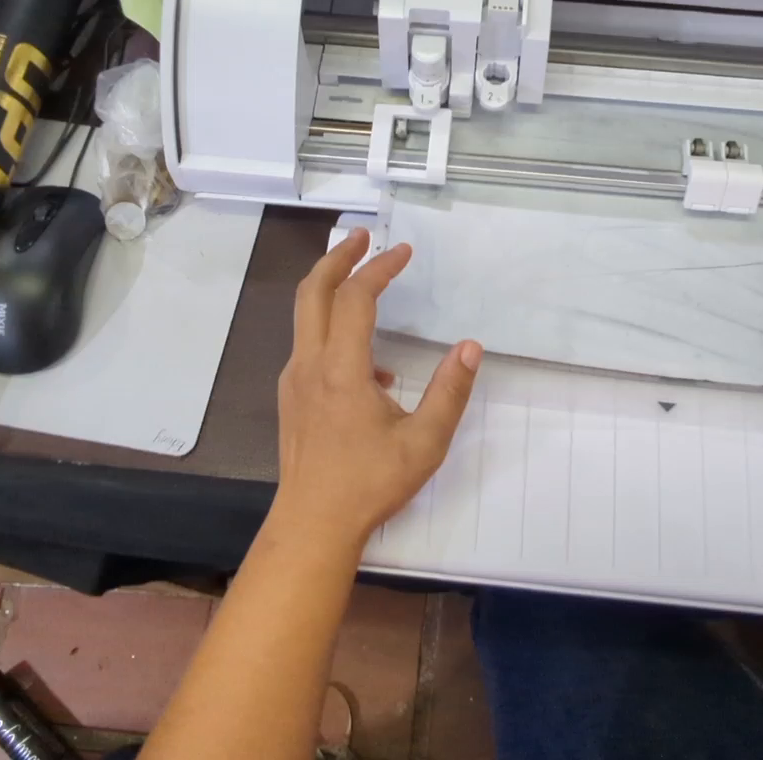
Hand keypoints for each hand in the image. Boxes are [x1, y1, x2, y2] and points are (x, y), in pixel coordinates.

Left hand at [271, 228, 482, 547]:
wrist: (313, 525)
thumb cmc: (370, 484)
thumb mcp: (424, 442)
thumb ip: (449, 392)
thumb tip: (470, 348)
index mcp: (341, 369)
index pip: (355, 299)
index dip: (379, 269)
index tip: (403, 251)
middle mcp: (309, 364)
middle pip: (312, 291)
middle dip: (338, 257)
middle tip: (363, 236)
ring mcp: (294, 380)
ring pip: (305, 315)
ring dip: (331, 287)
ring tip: (366, 281)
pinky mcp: (292, 396)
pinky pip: (310, 345)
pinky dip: (333, 328)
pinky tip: (373, 366)